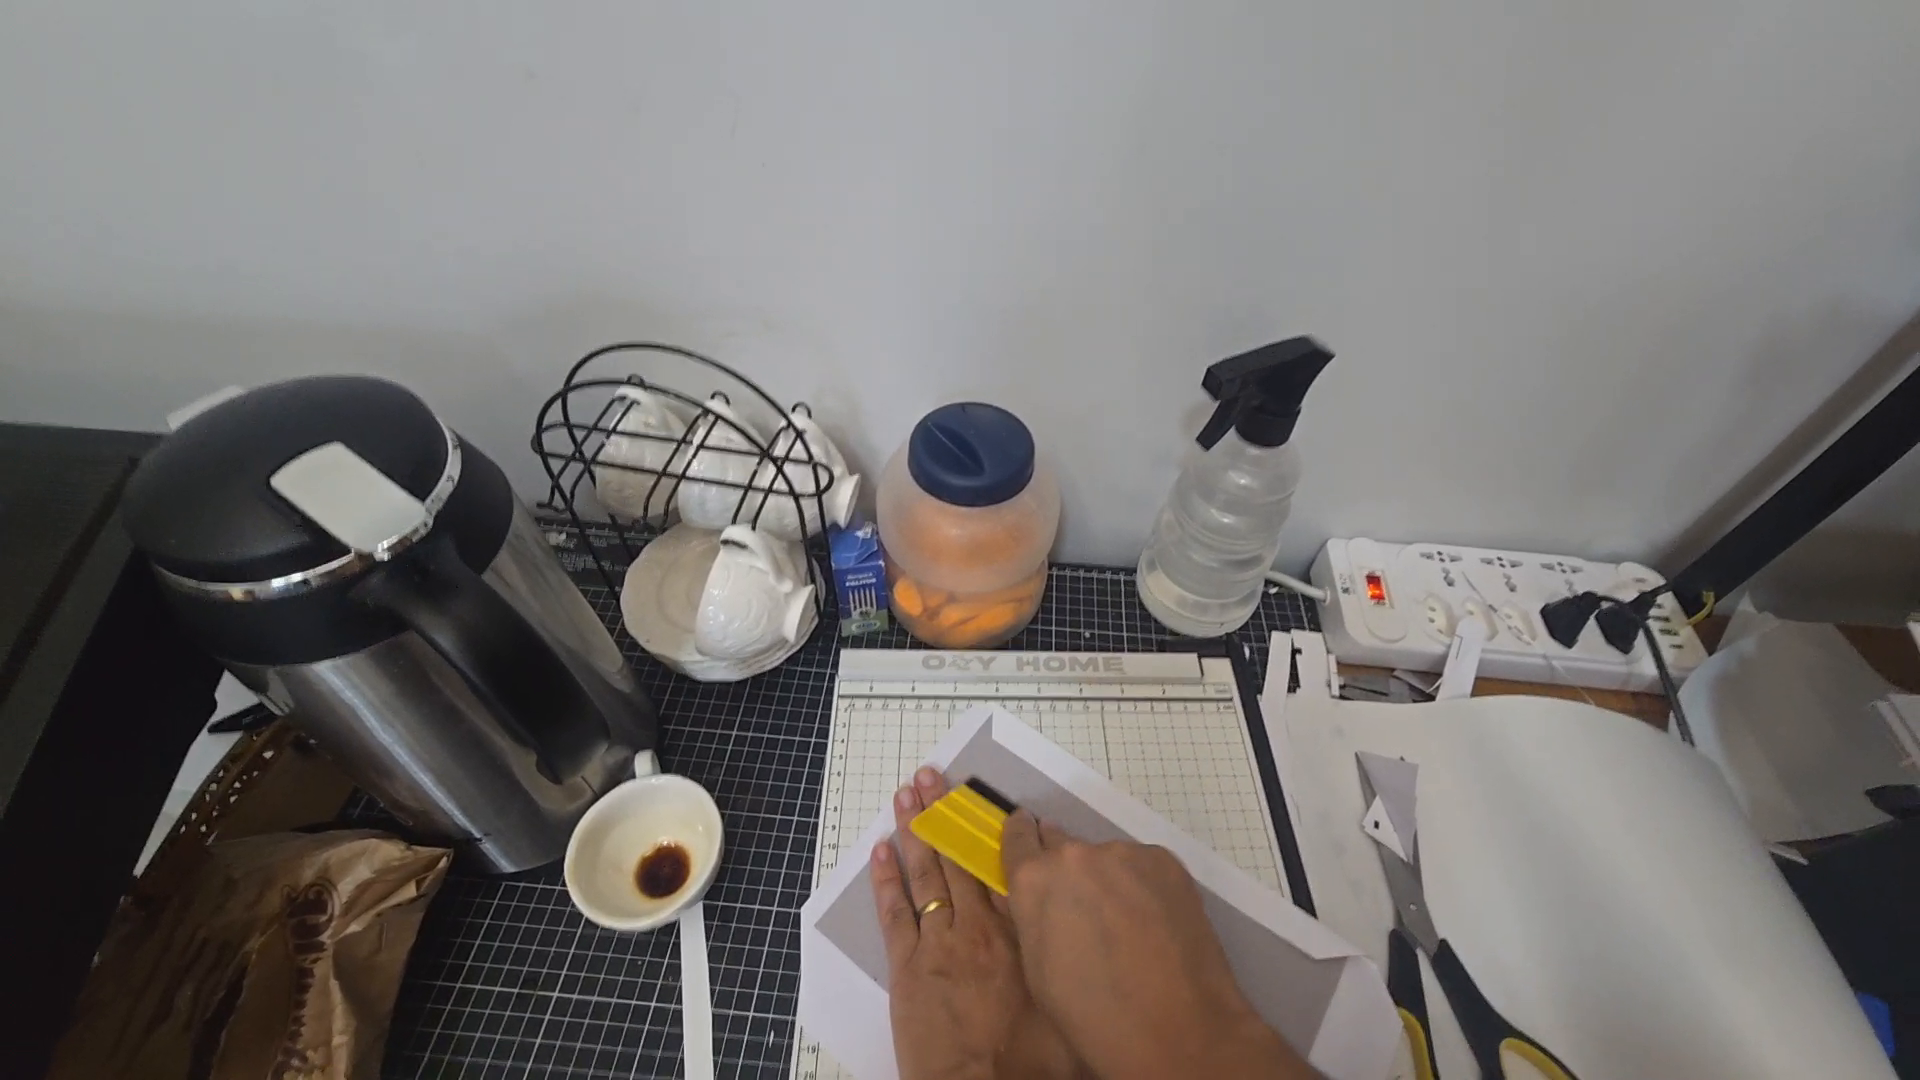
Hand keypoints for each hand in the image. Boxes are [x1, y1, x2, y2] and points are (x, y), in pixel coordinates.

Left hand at [872, 768, 1084, 1079]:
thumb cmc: (1031, 1063)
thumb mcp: (1066, 1007)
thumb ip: (1067, 964)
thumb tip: (1085, 939)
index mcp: (1016, 931)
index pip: (1000, 866)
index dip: (989, 829)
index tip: (983, 800)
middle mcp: (975, 926)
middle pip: (956, 857)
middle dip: (942, 813)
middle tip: (929, 775)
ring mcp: (937, 942)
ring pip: (923, 873)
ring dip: (913, 830)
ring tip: (904, 794)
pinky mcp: (907, 966)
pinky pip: (893, 912)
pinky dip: (885, 879)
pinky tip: (880, 850)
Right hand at [999, 812, 1314, 1079]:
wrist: (1177, 1031)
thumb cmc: (1091, 1016)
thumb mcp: (1037, 969)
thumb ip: (1030, 916)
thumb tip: (1029, 894)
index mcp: (1034, 879)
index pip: (1018, 835)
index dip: (1021, 838)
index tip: (1027, 837)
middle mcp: (1074, 854)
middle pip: (1061, 842)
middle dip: (1065, 866)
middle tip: (1080, 902)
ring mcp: (1122, 853)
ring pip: (1105, 857)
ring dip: (1107, 878)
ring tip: (1126, 922)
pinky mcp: (1163, 860)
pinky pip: (1142, 865)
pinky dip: (1142, 885)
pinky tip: (1155, 922)